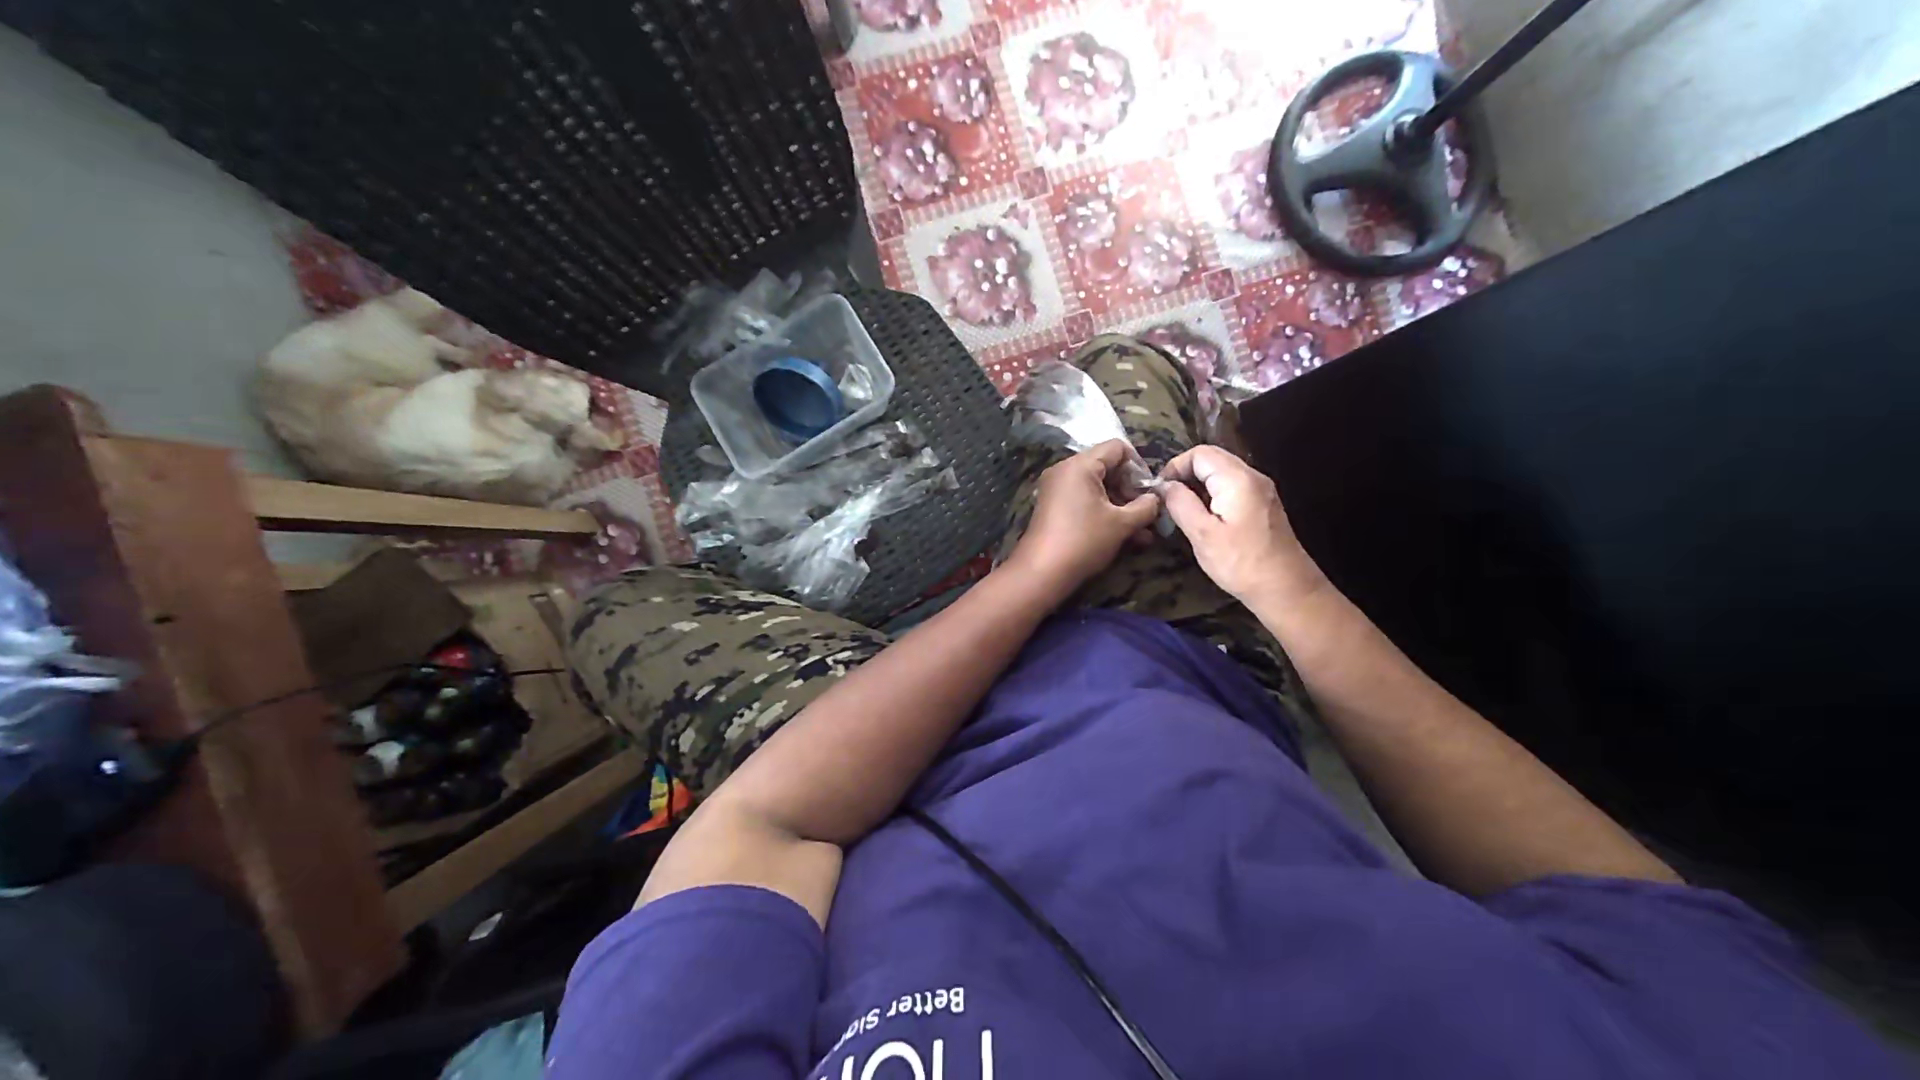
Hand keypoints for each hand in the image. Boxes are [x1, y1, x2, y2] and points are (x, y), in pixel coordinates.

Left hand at [1006, 440, 1160, 600]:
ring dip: (1121, 506)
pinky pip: (1085, 501)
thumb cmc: (1084, 541)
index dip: (1138, 466)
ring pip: (1098, 488)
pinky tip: (1125, 536)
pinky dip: (1104, 513)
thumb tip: (1156, 499)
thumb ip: (1145, 506)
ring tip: (1143, 532)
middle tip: (1147, 513)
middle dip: (1130, 490)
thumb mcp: (1122, 524)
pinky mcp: (1054, 507)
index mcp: (1080, 465)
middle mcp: (1065, 471)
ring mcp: (1057, 489)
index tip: (1150, 490)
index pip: (1117, 448)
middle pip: (1107, 468)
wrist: (1042, 572)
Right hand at [1160, 445, 1325, 607]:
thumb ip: (1180, 504)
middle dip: (1185, 474)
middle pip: (1212, 459)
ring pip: (1222, 473)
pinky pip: (1232, 487)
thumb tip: (1166, 486)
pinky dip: (1213, 495)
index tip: (1160, 491)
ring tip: (1181, 511)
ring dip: (1198, 485)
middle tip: (1167, 501)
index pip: (1200, 453)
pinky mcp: (1263, 505)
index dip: (1175, 466)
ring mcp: (1261, 490)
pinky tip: (1204, 518)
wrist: (1286, 589)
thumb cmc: (1241, 563)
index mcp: (1237, 479)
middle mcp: (1253, 477)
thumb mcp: (1202, 534)